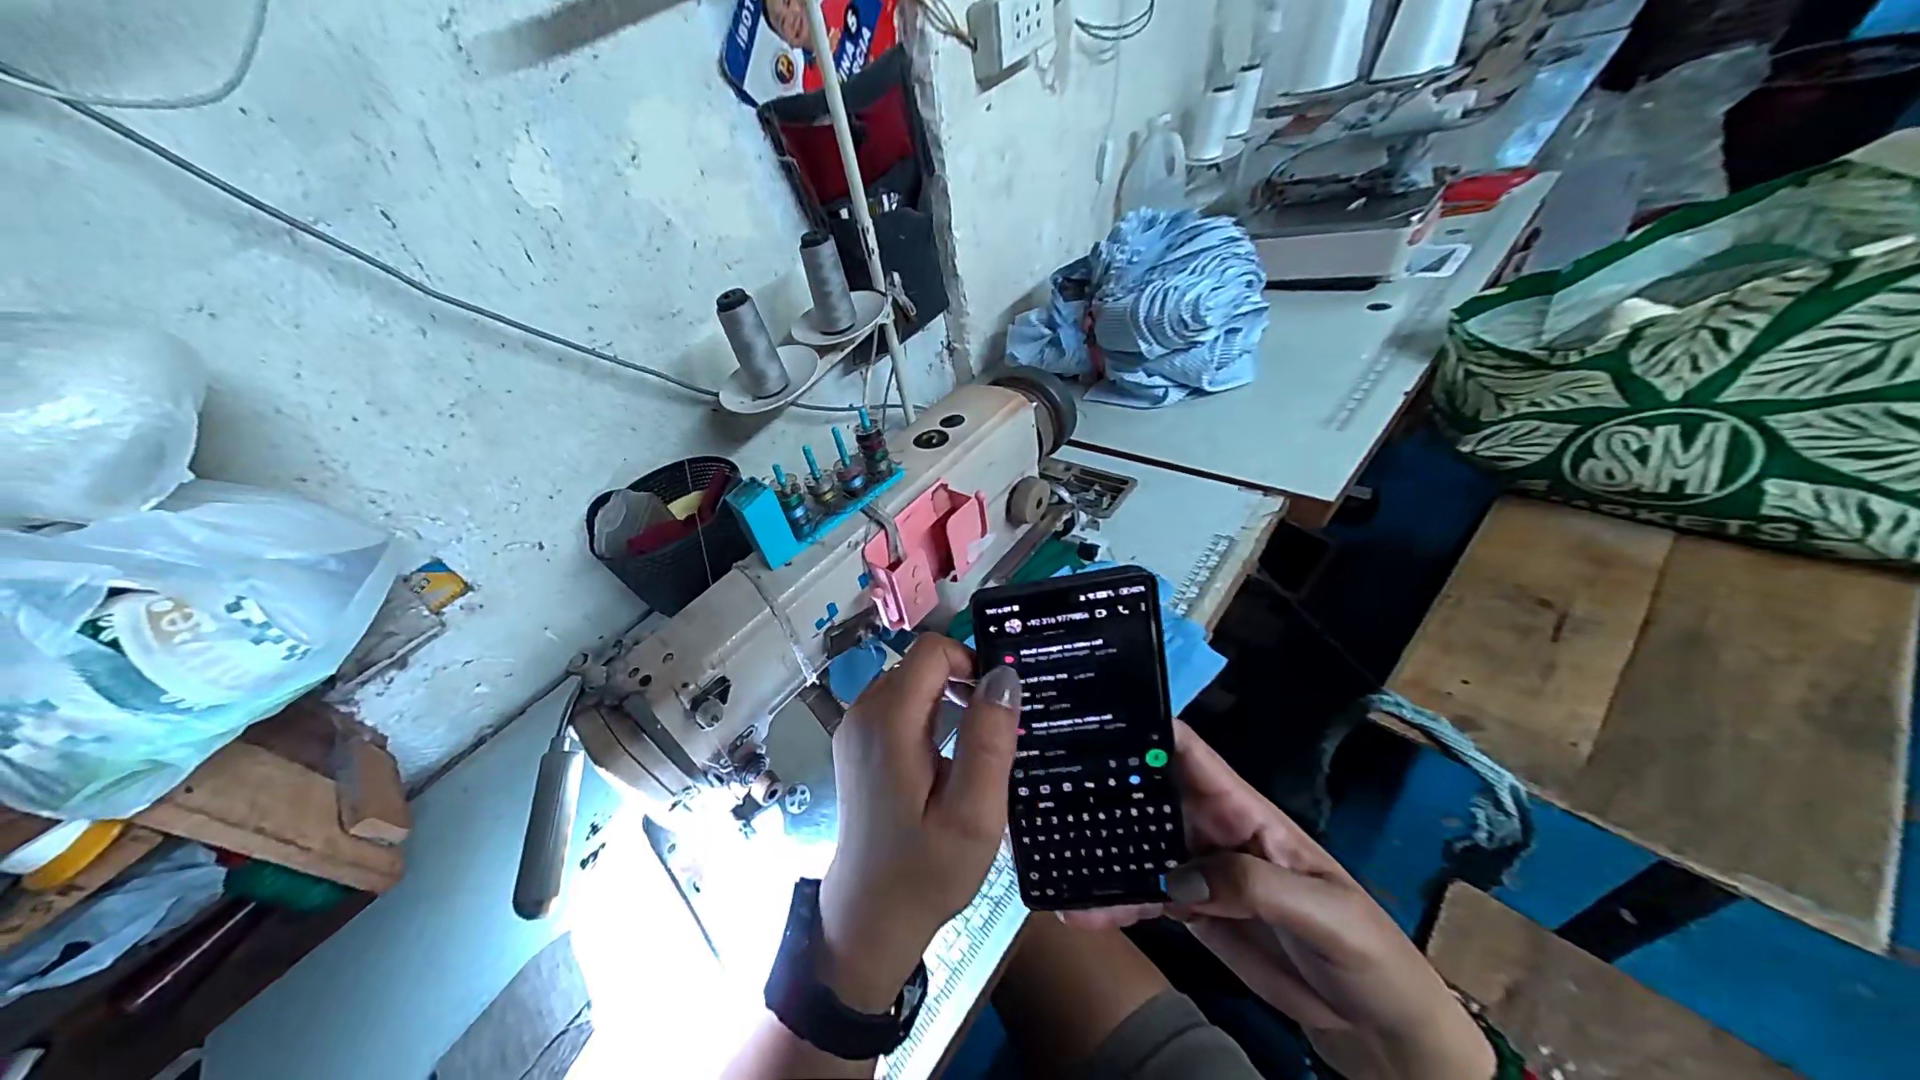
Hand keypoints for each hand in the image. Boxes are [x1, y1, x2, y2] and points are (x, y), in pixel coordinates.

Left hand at [817, 635, 1020, 1011]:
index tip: (997, 703)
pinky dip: (927, 714)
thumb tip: (1003, 676)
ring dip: (946, 698)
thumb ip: (989, 739)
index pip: (932, 650)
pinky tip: (946, 756)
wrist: (869, 917)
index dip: (971, 662)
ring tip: (974, 744)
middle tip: (993, 729)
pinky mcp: (856, 744)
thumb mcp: (974, 812)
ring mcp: (855, 727)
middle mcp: (863, 712)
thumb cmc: (925, 870)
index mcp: (889, 721)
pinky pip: (897, 705)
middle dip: (961, 682)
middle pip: (920, 664)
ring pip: (910, 682)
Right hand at [1064, 722, 1493, 1079]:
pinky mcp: (1190, 909)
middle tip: (1048, 787)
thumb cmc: (1366, 950)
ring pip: (1138, 848)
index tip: (1096, 721)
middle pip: (1150, 796)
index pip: (1191, 756)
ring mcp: (1198, 869)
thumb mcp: (1324, 912)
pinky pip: (1143, 896)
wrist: (1372, 1023)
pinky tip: (1080, 911)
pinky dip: (1112, 902)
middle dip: (1104, 788)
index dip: (1148, 732)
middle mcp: (1212, 830)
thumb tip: (1178, 876)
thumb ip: (1253, 885)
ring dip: (1099, 851)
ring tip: (1052, 856)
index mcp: (1245, 812)